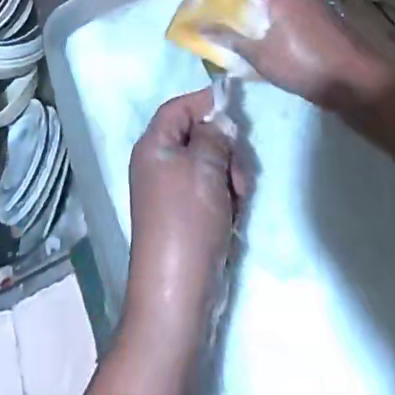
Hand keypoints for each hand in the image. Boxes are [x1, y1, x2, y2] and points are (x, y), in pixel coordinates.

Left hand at [125, 89, 250, 331]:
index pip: (178, 107)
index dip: (206, 102)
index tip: (238, 107)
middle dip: (225, 148)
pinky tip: (234, 214)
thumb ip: (215, 134)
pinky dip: (226, 196)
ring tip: (239, 199)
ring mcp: (172, 191)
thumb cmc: (188, 219)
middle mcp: (159, 163)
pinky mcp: (186, 214)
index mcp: (154, 145)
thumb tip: (218, 120)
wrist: (178, 292)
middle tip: (240, 173)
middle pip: (198, 134)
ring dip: (230, 174)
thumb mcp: (205, 166)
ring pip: (210, 163)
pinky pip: (211, 189)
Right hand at [201, 0, 394, 109]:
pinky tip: (265, 41)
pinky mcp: (321, 17)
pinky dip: (271, 19)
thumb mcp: (261, 56)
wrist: (360, 81)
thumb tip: (198, 27)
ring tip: (236, 31)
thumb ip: (229, 39)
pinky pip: (287, 10)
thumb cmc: (307, 65)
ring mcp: (312, 2)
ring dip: (253, 11)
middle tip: (215, 17)